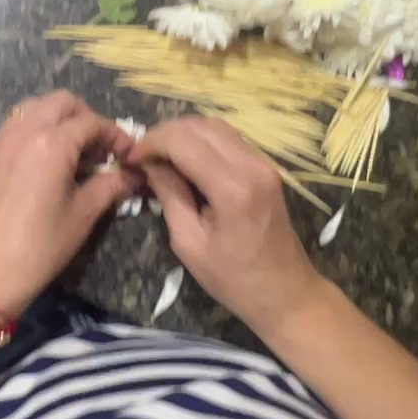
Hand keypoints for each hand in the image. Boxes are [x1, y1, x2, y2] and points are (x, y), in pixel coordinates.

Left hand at [0, 91, 139, 315]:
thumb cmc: (40, 246)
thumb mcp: (84, 214)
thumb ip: (111, 185)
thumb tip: (133, 174)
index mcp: (52, 143)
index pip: (92, 123)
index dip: (116, 135)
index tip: (127, 154)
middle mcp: (23, 131)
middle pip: (61, 102)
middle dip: (85, 117)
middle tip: (99, 146)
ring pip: (32, 108)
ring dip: (56, 119)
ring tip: (70, 149)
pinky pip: (11, 128)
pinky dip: (31, 132)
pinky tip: (39, 162)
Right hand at [129, 117, 325, 330]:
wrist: (286, 292)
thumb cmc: (234, 279)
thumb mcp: (188, 243)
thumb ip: (169, 195)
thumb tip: (148, 164)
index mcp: (232, 188)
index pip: (183, 142)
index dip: (152, 143)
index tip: (132, 159)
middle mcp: (252, 165)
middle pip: (199, 127)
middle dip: (164, 135)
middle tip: (142, 156)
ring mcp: (263, 163)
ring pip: (215, 126)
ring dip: (183, 134)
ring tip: (160, 156)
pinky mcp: (266, 167)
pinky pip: (229, 139)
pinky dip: (202, 140)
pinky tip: (186, 159)